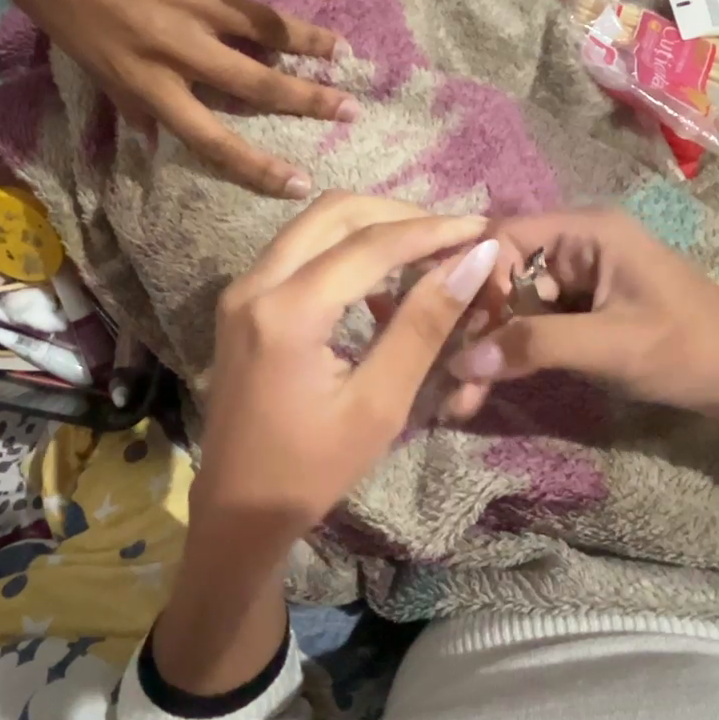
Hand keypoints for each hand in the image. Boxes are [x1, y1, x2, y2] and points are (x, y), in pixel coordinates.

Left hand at [0, 0, 351, 198]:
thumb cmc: (53, 0)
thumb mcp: (88, 66)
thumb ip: (131, 102)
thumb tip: (156, 140)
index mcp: (147, 82)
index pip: (212, 139)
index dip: (258, 166)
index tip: (300, 183)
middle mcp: (174, 46)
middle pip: (252, 82)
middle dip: (306, 100)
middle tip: (350, 110)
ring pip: (258, 24)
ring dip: (306, 41)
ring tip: (343, 55)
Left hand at [194, 193, 496, 546]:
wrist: (237, 506)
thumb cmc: (313, 469)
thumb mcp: (380, 403)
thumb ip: (423, 324)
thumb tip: (471, 261)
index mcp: (288, 312)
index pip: (371, 244)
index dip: (432, 230)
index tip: (481, 227)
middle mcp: (255, 284)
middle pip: (334, 212)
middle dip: (398, 216)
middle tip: (450, 237)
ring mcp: (240, 291)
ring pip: (312, 225)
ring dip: (369, 229)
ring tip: (422, 257)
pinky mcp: (240, 303)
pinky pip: (296, 252)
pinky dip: (340, 253)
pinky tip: (377, 289)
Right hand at [446, 208, 718, 444]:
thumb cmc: (688, 350)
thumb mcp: (612, 346)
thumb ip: (536, 345)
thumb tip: (461, 361)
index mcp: (589, 231)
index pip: (503, 237)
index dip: (473, 279)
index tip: (454, 330)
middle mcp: (576, 245)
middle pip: (502, 273)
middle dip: (475, 324)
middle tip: (452, 376)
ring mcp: (577, 278)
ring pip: (511, 303)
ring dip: (487, 345)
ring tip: (463, 395)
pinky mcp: (579, 309)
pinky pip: (530, 324)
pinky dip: (509, 353)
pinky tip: (487, 384)